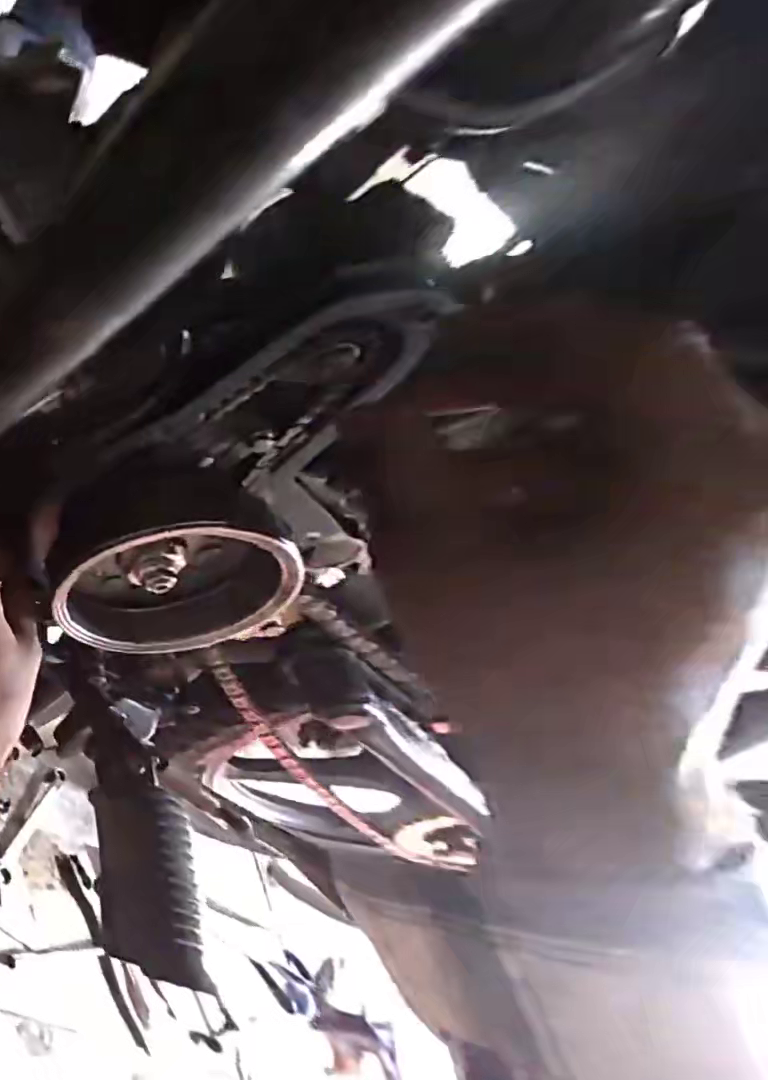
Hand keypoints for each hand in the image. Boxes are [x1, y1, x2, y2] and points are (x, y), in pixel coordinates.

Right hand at [340, 300, 767, 873]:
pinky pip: (624, 468)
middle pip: (624, 378)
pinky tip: (465, 485)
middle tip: (413, 389)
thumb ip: (404, 463)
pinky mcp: (706, 537)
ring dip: (514, 421)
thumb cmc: (511, 657)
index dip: (523, 324)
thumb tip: (364, 407)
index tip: (431, 334)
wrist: (591, 760)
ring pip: (617, 423)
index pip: (626, 346)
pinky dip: (541, 462)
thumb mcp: (436, 550)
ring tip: (424, 440)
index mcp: (698, 471)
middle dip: (505, 376)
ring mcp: (733, 508)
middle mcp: (743, 473)